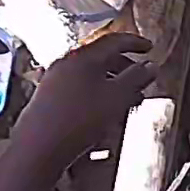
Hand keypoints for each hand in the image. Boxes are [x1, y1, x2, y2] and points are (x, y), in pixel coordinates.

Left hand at [12, 33, 155, 167]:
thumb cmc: (80, 120)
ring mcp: (54, 81)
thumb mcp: (118, 97)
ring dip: (112, 81)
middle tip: (141, 76)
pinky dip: (97, 91)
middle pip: (101, 57)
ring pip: (90, 73)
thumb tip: (151, 66)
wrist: (38, 149)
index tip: (150, 47)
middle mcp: (66, 64)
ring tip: (128, 97)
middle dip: (125, 66)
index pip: (113, 41)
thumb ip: (137, 78)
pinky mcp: (48, 99)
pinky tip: (105, 109)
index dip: (135, 42)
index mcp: (83, 58)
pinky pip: (79, 86)